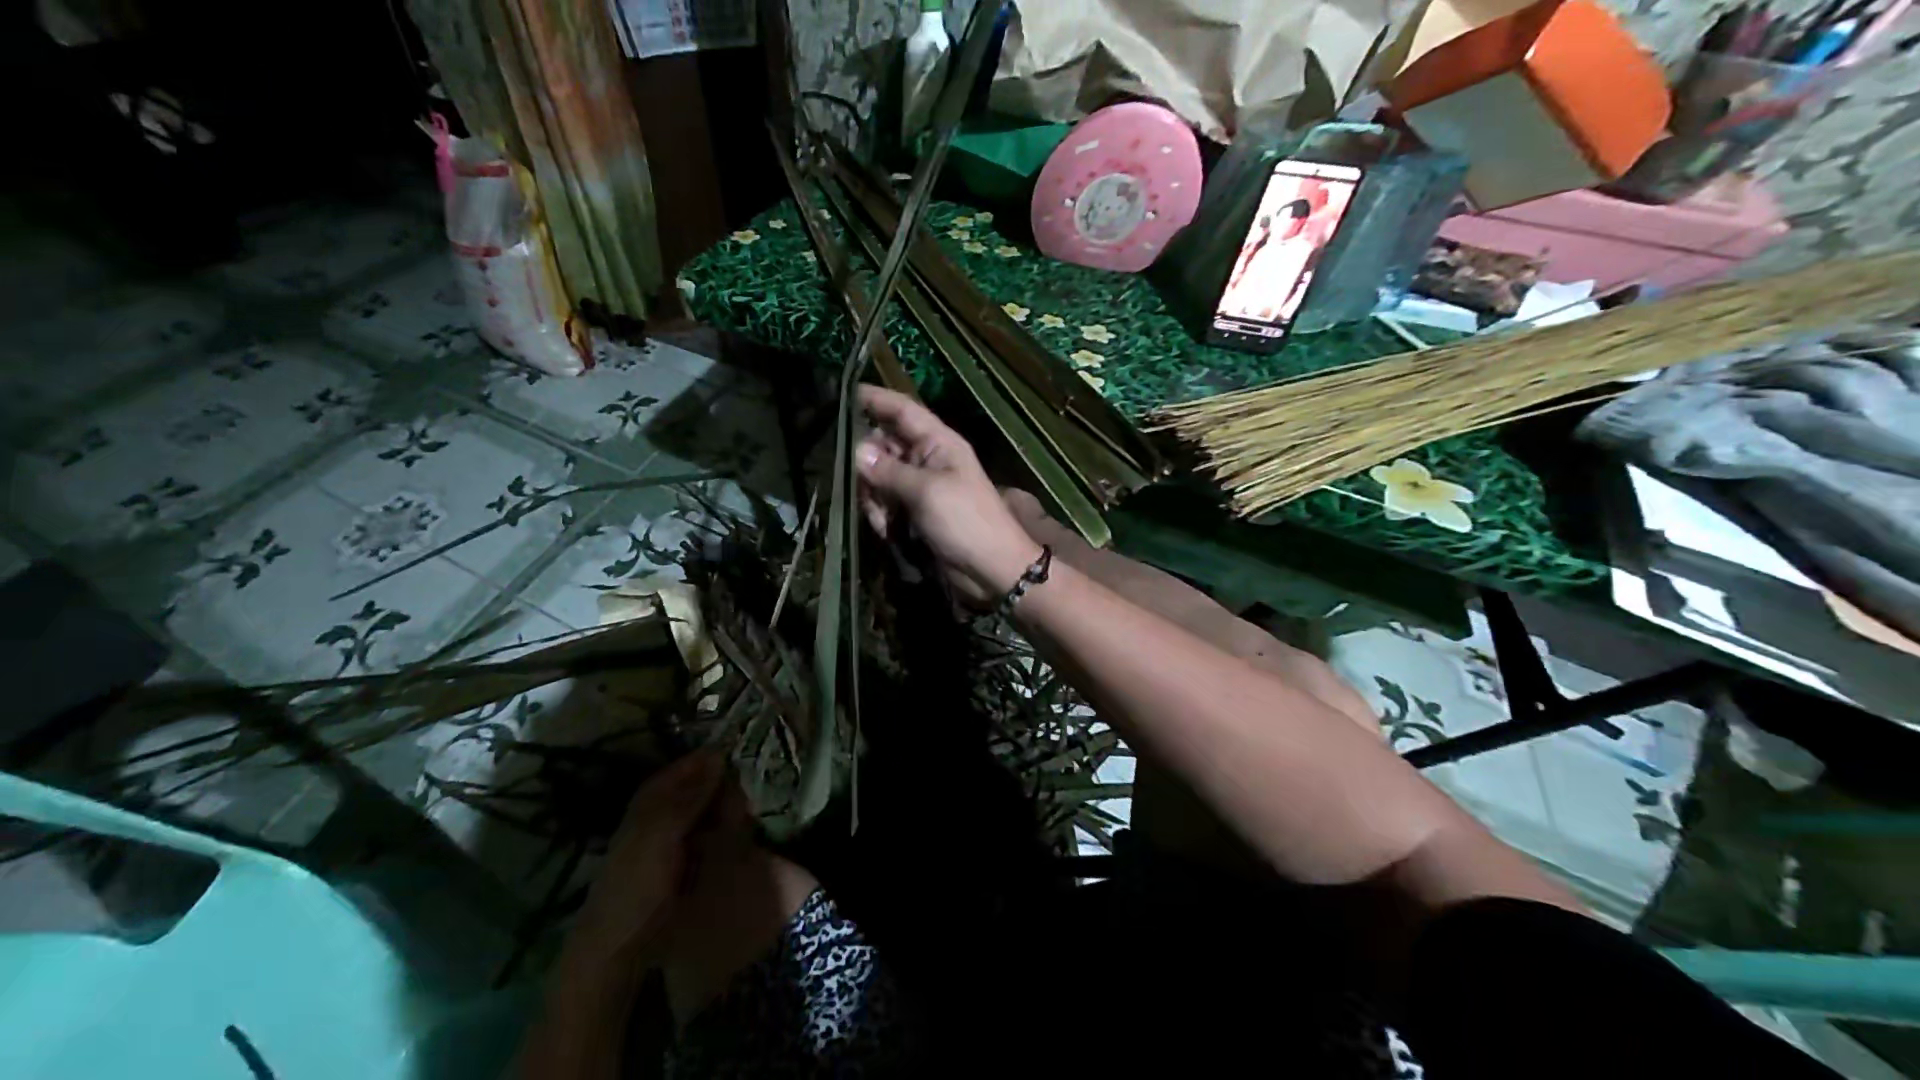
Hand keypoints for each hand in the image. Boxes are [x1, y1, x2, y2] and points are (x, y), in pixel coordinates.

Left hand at [570, 749, 726, 968]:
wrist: (620, 949)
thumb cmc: (636, 887)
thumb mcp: (661, 837)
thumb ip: (688, 797)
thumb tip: (718, 755)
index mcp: (650, 800)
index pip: (686, 767)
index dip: (711, 763)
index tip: (740, 766)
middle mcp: (661, 812)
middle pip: (700, 787)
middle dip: (723, 792)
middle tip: (743, 804)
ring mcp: (672, 837)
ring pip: (708, 810)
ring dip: (727, 814)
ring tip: (742, 823)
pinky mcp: (684, 860)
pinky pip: (711, 834)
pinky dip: (724, 834)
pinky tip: (736, 840)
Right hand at [855, 385, 1043, 607]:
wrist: (992, 570)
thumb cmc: (966, 522)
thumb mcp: (926, 491)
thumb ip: (889, 470)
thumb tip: (856, 450)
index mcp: (938, 443)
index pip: (902, 410)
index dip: (875, 399)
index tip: (842, 394)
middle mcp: (927, 459)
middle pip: (883, 446)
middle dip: (866, 465)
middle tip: (858, 486)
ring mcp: (920, 487)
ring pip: (879, 479)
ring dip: (873, 498)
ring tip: (882, 519)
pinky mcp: (914, 513)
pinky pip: (886, 504)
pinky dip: (882, 516)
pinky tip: (888, 532)